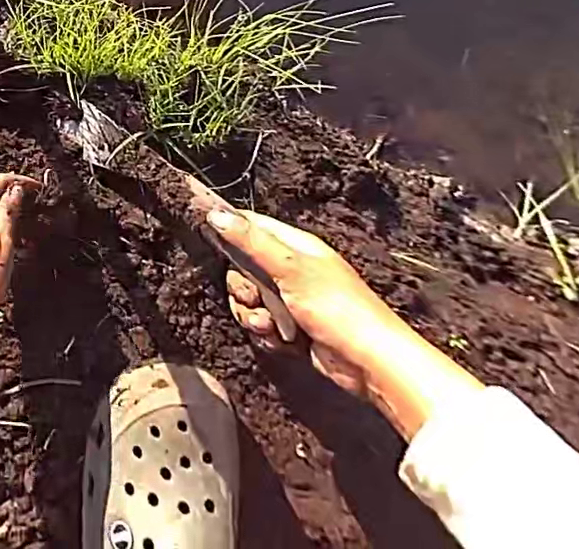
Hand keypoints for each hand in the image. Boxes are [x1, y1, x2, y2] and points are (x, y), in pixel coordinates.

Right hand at [210, 208, 482, 439]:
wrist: (371, 365)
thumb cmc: (337, 308)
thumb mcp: (289, 267)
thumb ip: (250, 240)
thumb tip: (214, 213)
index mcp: (293, 245)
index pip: (250, 225)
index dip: (228, 228)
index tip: (207, 235)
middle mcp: (289, 268)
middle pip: (241, 267)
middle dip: (242, 287)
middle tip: (255, 298)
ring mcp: (290, 299)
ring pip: (247, 298)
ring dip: (252, 314)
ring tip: (271, 326)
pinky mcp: (290, 327)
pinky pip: (259, 322)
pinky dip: (264, 333)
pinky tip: (279, 341)